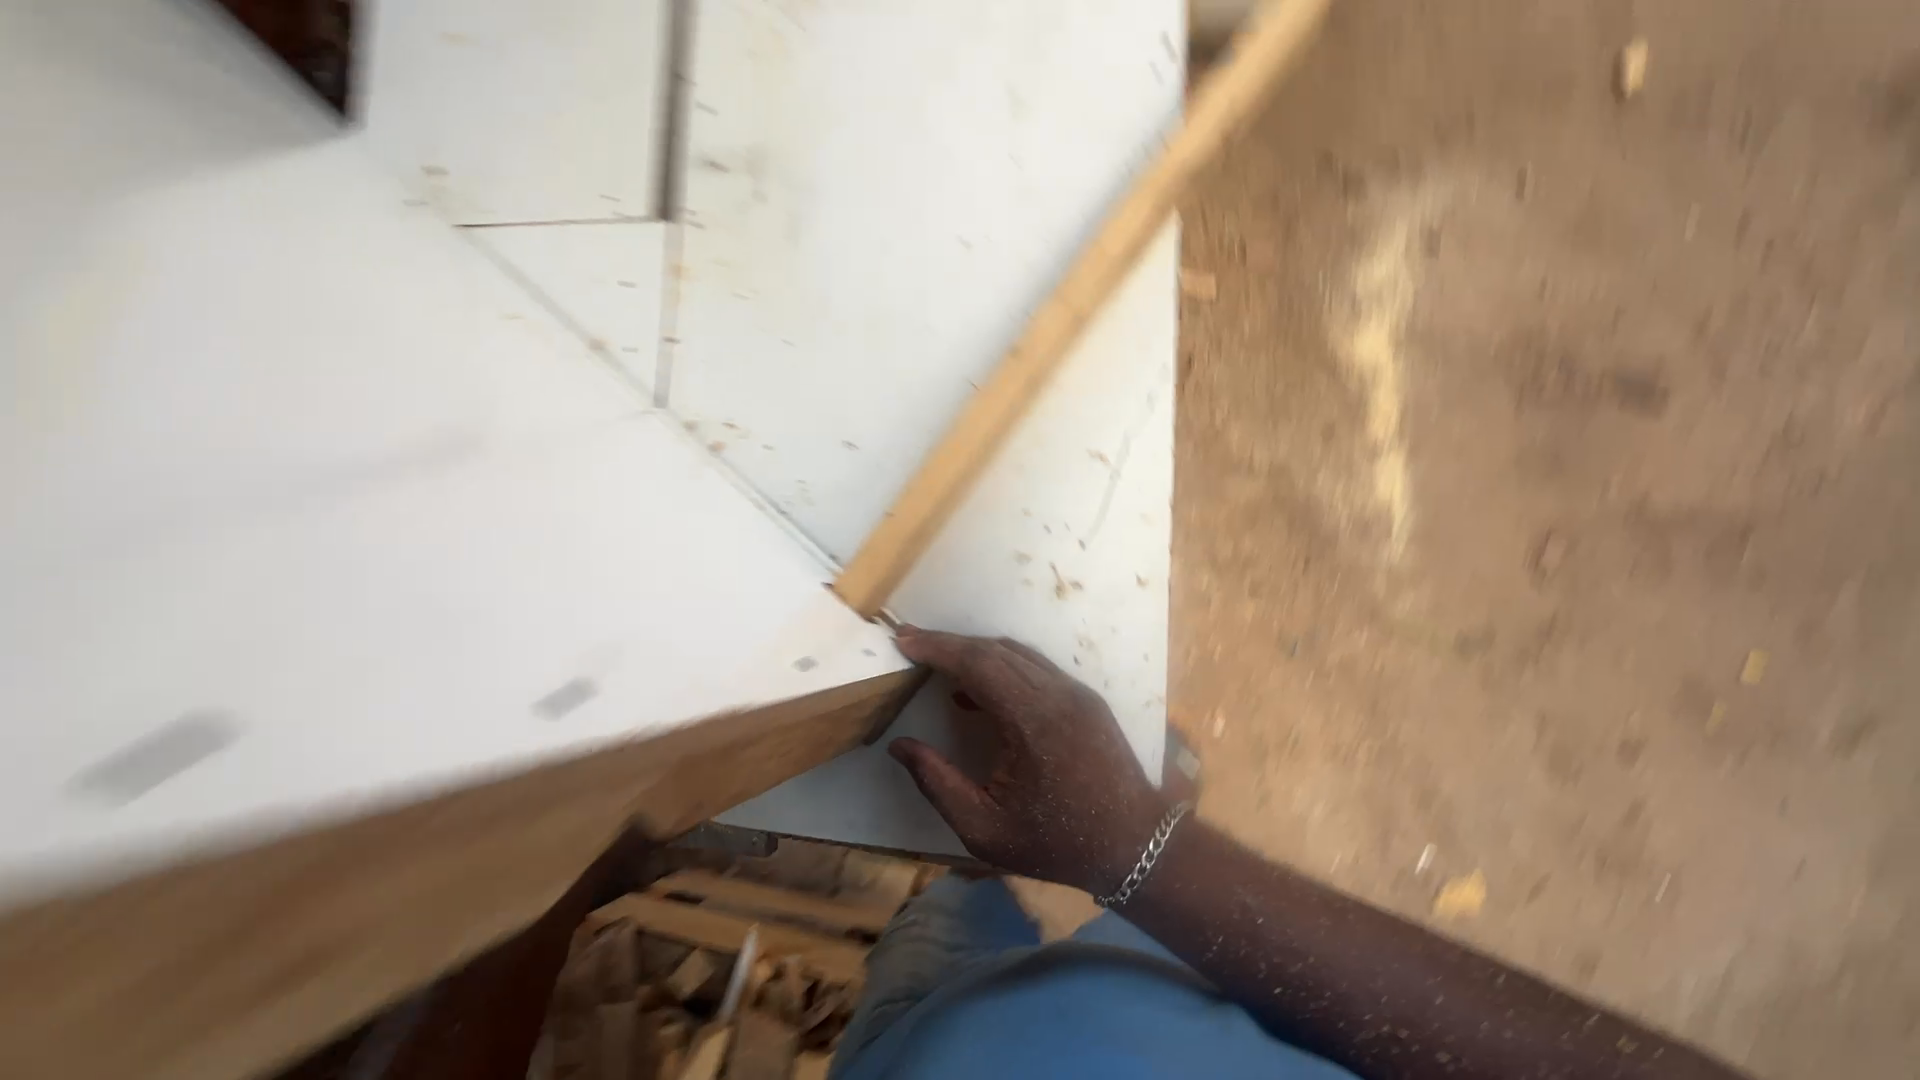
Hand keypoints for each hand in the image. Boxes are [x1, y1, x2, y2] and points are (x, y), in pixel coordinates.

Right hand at [887, 627, 1171, 895]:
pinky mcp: (1086, 701)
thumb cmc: (1057, 843)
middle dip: (949, 644)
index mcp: (1033, 721)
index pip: (979, 663)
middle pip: (996, 651)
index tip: (904, 639)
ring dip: (976, 652)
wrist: (1136, 847)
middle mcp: (1058, 694)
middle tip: (911, 642)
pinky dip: (1002, 667)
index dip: (938, 648)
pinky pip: (1036, 669)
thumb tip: (900, 747)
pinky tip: (976, 692)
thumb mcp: (985, 830)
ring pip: (1018, 654)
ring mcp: (1076, 694)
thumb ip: (938, 784)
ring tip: (937, 661)